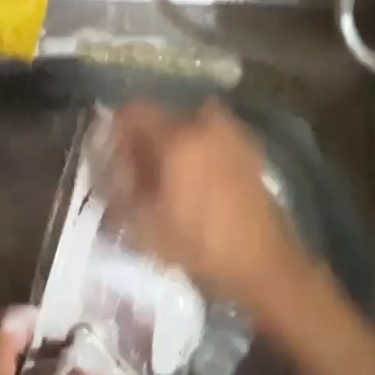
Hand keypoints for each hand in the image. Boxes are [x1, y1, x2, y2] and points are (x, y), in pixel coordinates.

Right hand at [107, 100, 305, 306]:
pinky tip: (196, 184)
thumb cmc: (201, 244)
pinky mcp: (249, 149)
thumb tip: (110, 172)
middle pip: (160, 118)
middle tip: (138, 173)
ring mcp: (231, 134)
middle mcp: (204, 124)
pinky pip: (211, 137)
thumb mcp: (145, 225)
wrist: (264, 263)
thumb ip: (120, 191)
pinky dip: (197, 151)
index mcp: (177, 137)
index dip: (116, 131)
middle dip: (144, 140)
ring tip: (168, 179)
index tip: (113, 157)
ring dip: (172, 144)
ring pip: (187, 126)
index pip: (132, 111)